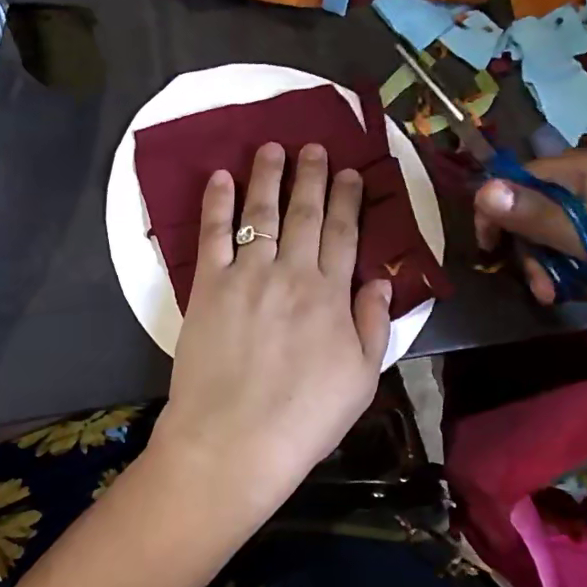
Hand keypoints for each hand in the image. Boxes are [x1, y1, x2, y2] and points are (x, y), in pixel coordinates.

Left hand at [153, 142, 393, 510]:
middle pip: (306, 213)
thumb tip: (379, 279)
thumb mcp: (362, 378)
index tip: (351, 171)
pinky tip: (222, 177)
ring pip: (262, 212)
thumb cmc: (305, 418)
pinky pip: (213, 234)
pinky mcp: (208, 287)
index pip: (344, 234)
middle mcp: (291, 273)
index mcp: (331, 295)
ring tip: (272, 147)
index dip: (349, 199)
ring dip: (268, 176)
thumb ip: (372, 323)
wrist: (235, 440)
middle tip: (314, 145)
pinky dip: (217, 203)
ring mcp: (247, 276)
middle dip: (312, 175)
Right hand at [472, 145, 586, 332]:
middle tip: (537, 283)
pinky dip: (571, 277)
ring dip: (547, 269)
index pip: (525, 177)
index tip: (488, 245)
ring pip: (551, 240)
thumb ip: (535, 216)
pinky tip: (584, 292)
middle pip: (535, 212)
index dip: (500, 208)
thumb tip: (480, 191)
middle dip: (530, 249)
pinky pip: (573, 259)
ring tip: (557, 294)